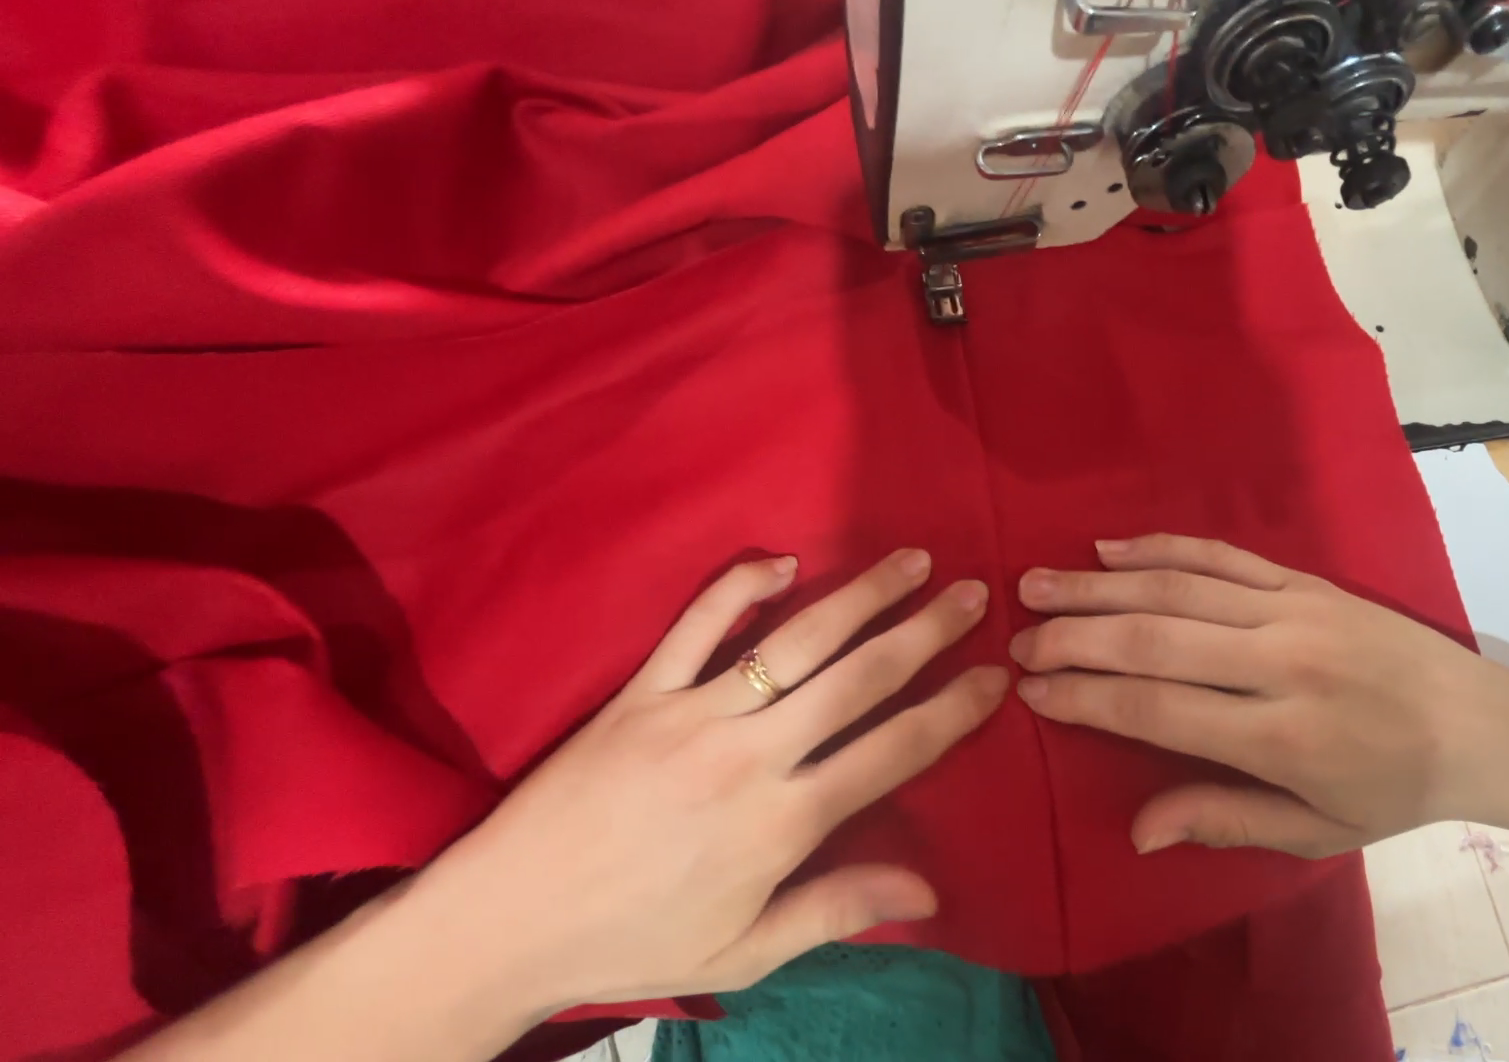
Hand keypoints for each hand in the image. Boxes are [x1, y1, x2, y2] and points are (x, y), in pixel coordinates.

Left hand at [405, 550, 1004, 1014]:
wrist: (506, 921)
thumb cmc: (635, 940)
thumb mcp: (744, 952)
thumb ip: (837, 910)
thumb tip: (931, 889)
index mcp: (782, 823)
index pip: (893, 751)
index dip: (952, 710)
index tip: (994, 675)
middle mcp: (750, 754)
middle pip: (857, 678)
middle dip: (924, 632)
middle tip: (970, 593)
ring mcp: (693, 712)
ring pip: (795, 640)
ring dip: (861, 596)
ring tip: (910, 562)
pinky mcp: (641, 691)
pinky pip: (697, 625)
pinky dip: (740, 587)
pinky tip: (786, 562)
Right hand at [1011, 534, 1508, 857]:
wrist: (1482, 724)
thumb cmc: (1391, 790)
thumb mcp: (1314, 832)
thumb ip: (1221, 820)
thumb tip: (1136, 832)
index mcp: (1281, 738)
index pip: (1156, 709)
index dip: (1084, 698)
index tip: (1029, 691)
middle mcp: (1279, 663)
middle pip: (1153, 640)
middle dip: (1072, 638)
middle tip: (1015, 640)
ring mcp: (1292, 609)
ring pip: (1175, 589)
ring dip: (1097, 585)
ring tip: (1036, 584)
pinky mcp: (1303, 578)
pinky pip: (1218, 554)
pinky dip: (1158, 548)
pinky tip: (1107, 547)